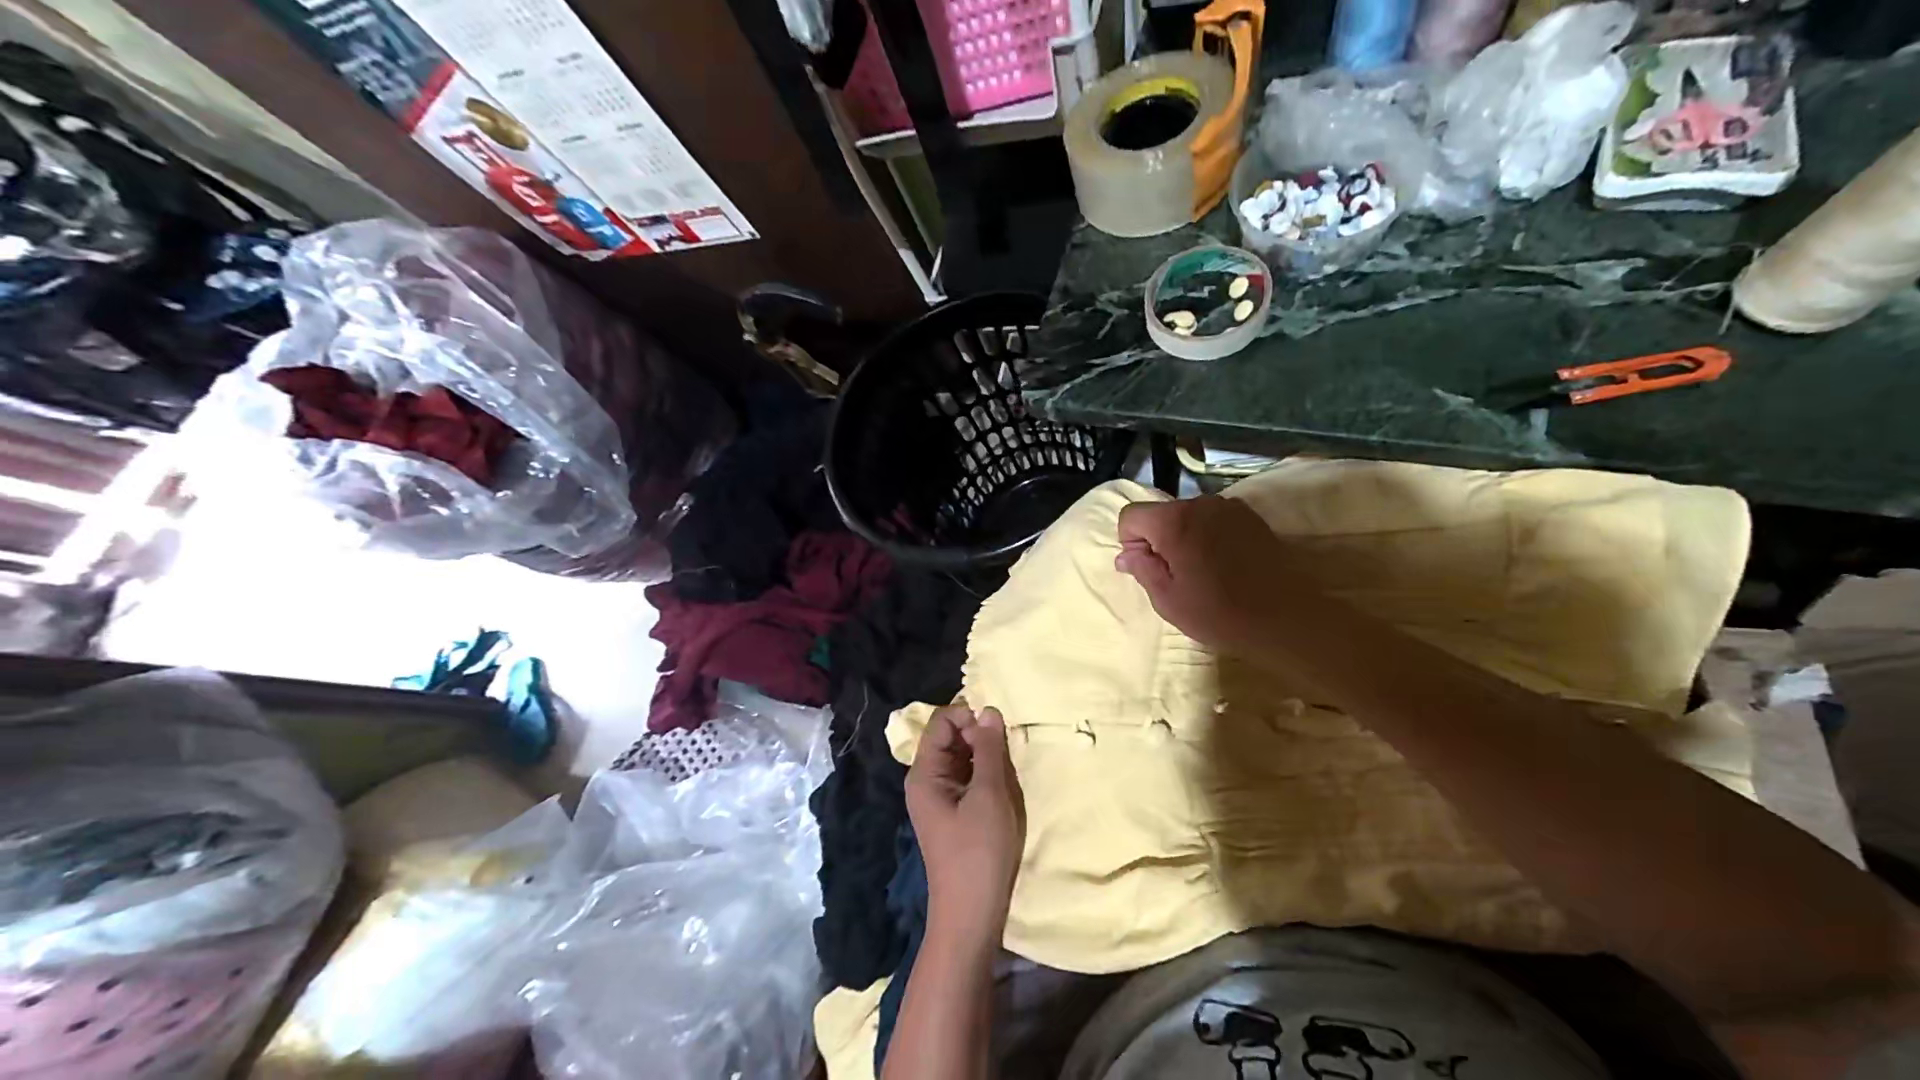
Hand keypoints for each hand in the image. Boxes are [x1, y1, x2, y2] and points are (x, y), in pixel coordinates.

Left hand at [905, 704, 1023, 942]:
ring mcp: (939, 797)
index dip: (968, 718)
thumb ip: (989, 750)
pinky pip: (968, 779)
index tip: (996, 733)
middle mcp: (926, 780)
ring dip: (986, 759)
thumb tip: (989, 711)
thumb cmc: (978, 852)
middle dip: (979, 738)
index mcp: (924, 773)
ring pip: (963, 759)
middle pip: (951, 738)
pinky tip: (1003, 790)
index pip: (941, 722)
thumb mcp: (989, 795)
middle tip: (1006, 757)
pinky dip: (986, 777)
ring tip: (1006, 776)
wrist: (971, 915)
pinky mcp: (954, 813)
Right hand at [1115, 495, 1294, 655]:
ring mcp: (1230, 507)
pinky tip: (1224, 565)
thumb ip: (1141, 568)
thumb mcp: (1167, 599)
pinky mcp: (1252, 517)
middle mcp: (1201, 504)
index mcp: (1175, 521)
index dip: (1131, 542)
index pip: (1131, 515)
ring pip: (1188, 516)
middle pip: (1161, 514)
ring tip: (1203, 572)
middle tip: (1176, 576)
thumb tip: (1127, 554)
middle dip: (1159, 540)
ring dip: (1185, 538)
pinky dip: (1209, 536)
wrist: (1286, 620)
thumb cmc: (1219, 614)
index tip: (1147, 568)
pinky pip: (1215, 520)